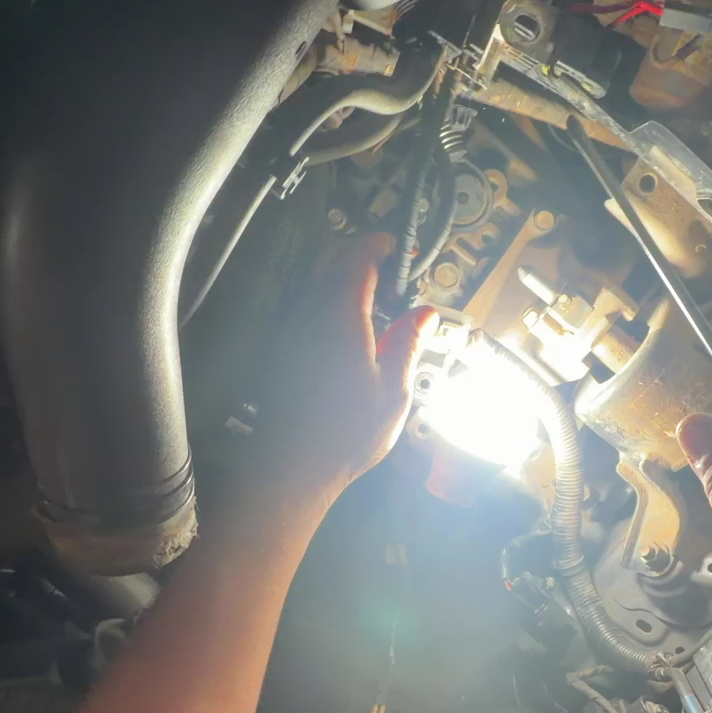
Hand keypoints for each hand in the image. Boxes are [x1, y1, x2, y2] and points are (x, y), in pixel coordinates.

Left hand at [250, 233, 436, 503]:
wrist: (296, 467)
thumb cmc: (348, 436)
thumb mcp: (393, 393)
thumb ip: (407, 344)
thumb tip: (425, 312)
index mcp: (342, 320)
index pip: (357, 260)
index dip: (380, 245)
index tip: (400, 248)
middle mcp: (311, 317)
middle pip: (331, 262)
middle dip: (361, 256)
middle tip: (391, 275)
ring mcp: (294, 332)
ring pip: (317, 284)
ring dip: (346, 281)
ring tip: (377, 304)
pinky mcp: (286, 351)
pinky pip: (309, 309)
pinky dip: (332, 304)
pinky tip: (353, 333)